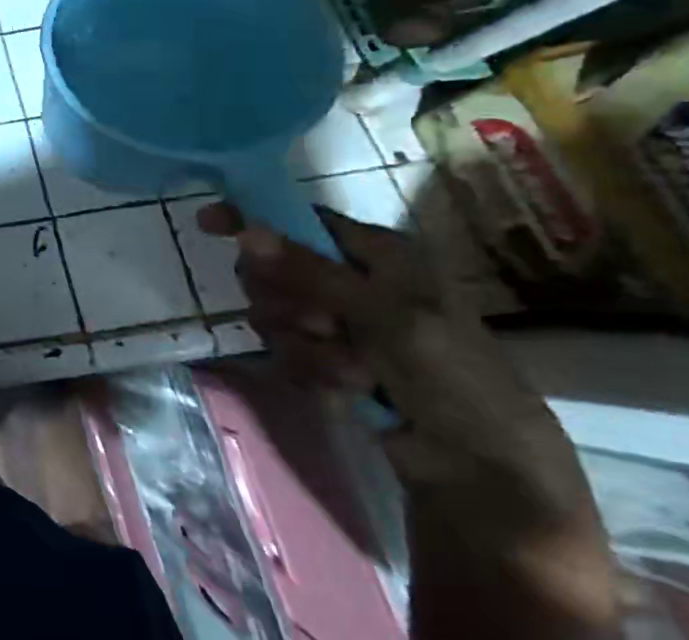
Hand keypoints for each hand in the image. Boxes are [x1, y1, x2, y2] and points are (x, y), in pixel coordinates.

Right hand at [194, 204, 568, 493]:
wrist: (481, 468)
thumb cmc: (450, 375)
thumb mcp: (386, 314)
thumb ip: (311, 272)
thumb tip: (245, 232)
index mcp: (374, 252)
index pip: (297, 221)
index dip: (253, 220)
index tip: (207, 223)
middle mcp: (350, 280)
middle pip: (272, 270)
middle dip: (290, 304)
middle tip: (323, 326)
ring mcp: (336, 323)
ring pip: (274, 317)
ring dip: (308, 349)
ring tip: (355, 373)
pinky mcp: (325, 361)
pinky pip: (285, 353)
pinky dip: (314, 375)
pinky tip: (350, 393)